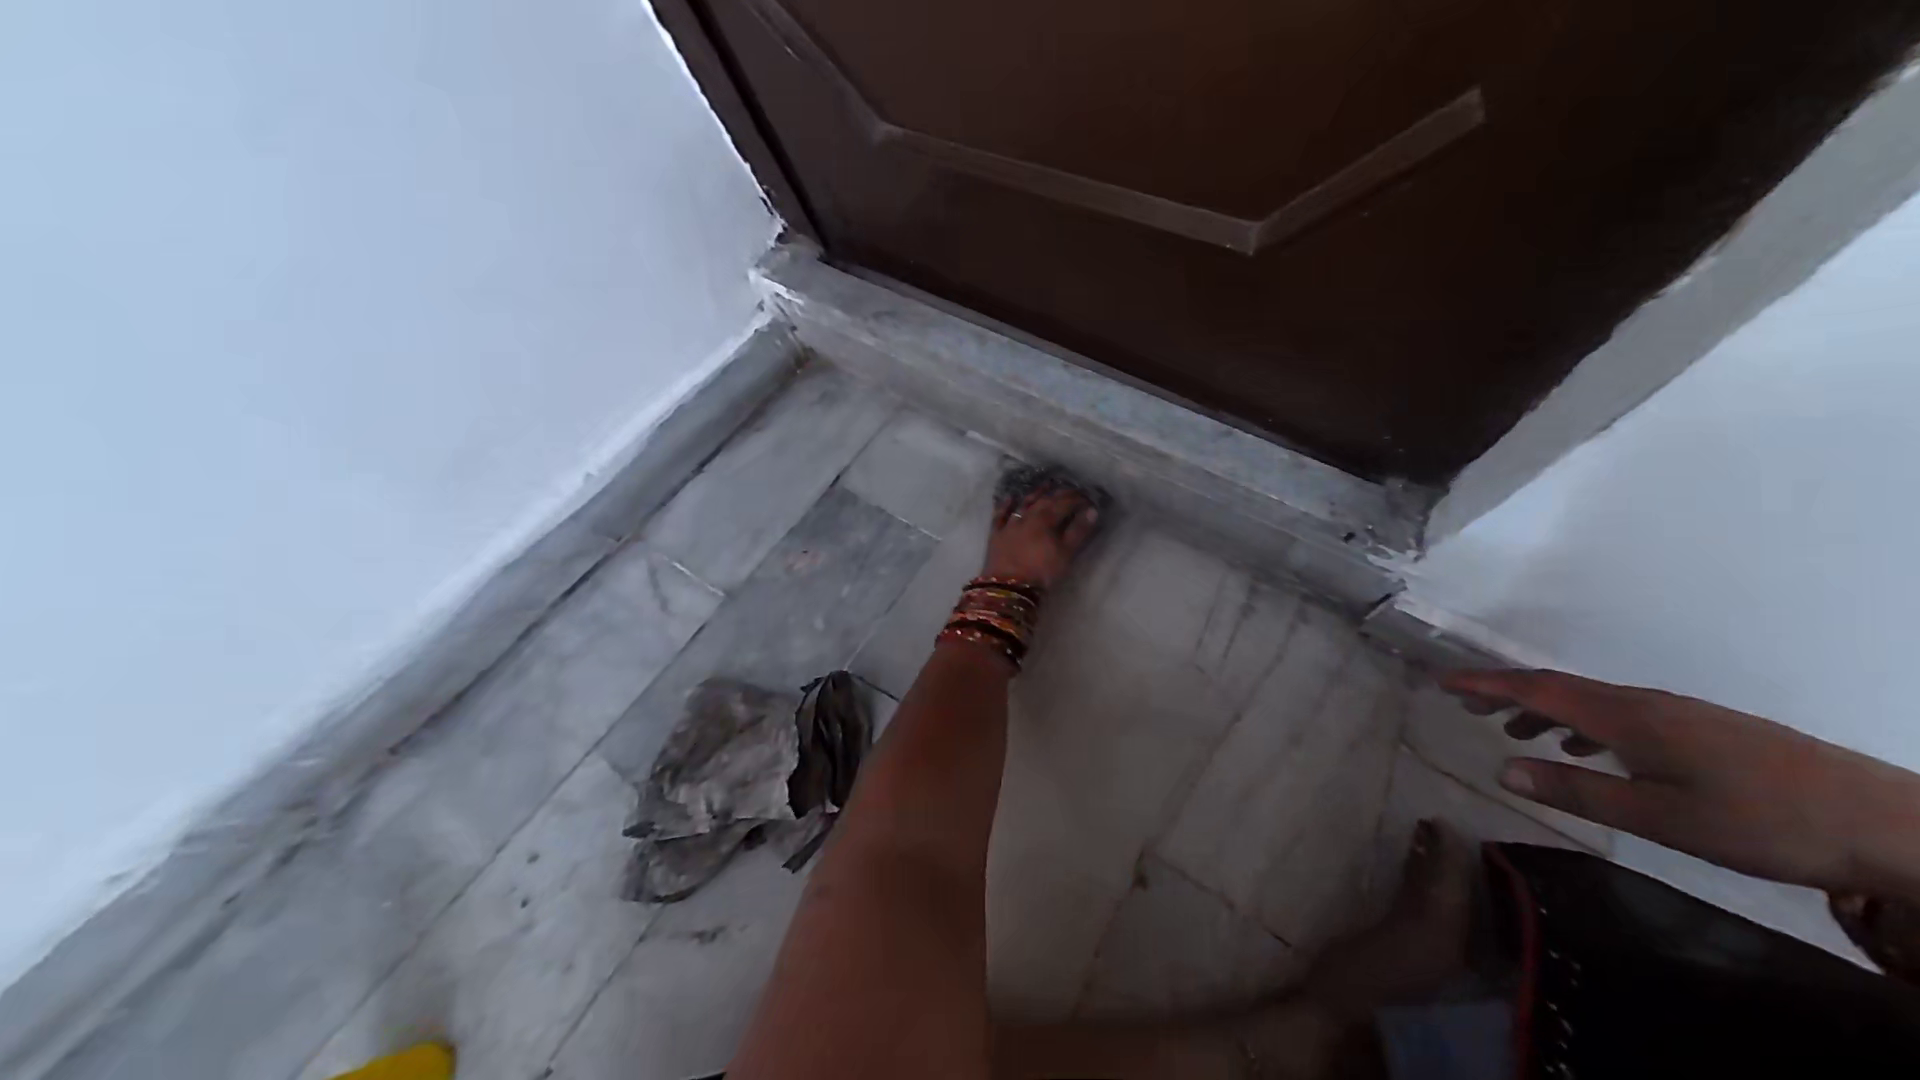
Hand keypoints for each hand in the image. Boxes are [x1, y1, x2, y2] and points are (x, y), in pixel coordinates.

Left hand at [980, 484, 1098, 588]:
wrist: (1008, 586)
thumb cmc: (1041, 571)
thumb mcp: (1065, 553)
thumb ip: (1078, 531)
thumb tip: (1092, 510)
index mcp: (1046, 519)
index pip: (1064, 503)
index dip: (1078, 499)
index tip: (1089, 497)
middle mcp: (1028, 516)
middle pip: (1045, 500)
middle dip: (1060, 493)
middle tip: (1071, 489)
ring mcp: (1010, 523)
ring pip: (1024, 503)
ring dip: (1036, 492)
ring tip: (1046, 484)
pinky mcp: (997, 533)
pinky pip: (1000, 514)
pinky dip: (1006, 504)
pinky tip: (1010, 497)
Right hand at [1444, 669, 1919, 899]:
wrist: (1892, 825)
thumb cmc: (1764, 822)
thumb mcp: (1661, 817)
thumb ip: (1577, 791)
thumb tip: (1501, 768)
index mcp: (1627, 717)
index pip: (1537, 688)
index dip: (1485, 683)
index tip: (1442, 681)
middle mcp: (1645, 703)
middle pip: (1559, 686)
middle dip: (1506, 691)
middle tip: (1465, 704)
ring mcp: (1678, 712)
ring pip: (1590, 699)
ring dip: (1544, 708)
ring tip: (1515, 731)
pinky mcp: (1702, 727)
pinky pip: (1619, 711)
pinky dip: (1582, 720)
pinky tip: (1588, 748)